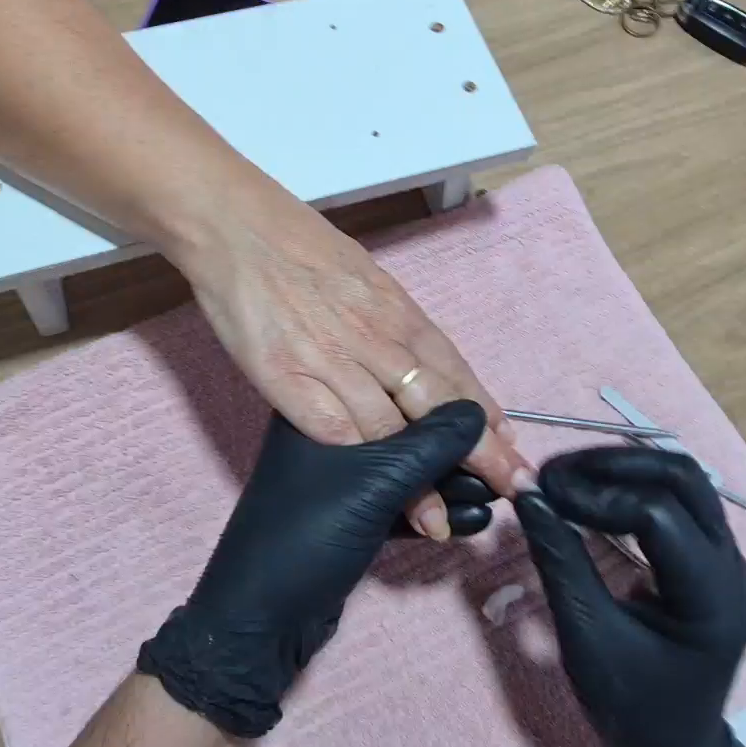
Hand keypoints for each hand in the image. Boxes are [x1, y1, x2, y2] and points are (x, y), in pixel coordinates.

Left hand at [138, 402, 489, 737]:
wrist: (257, 615)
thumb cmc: (310, 532)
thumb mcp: (375, 481)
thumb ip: (429, 443)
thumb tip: (480, 414)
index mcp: (330, 403)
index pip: (411, 397)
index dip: (466, 419)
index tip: (513, 444)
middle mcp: (337, 427)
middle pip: (417, 429)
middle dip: (469, 453)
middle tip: (515, 476)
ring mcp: (344, 471)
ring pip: (414, 465)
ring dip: (456, 483)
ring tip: (498, 498)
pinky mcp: (352, 508)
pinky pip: (403, 496)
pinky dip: (436, 507)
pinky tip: (469, 518)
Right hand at [172, 195, 533, 537]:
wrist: (236, 228)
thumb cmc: (296, 242)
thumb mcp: (360, 272)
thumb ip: (389, 317)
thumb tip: (414, 357)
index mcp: (394, 308)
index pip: (451, 368)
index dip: (483, 411)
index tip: (508, 444)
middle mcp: (374, 337)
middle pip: (436, 405)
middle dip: (478, 452)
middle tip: (509, 487)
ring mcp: (331, 361)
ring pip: (389, 430)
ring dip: (418, 479)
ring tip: (441, 518)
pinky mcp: (286, 380)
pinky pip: (334, 432)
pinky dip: (360, 466)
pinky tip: (377, 494)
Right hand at [515, 448, 745, 746]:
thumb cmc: (628, 704)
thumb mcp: (585, 636)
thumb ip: (560, 561)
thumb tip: (528, 494)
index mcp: (712, 598)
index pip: (658, 514)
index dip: (595, 495)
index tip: (544, 495)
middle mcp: (732, 568)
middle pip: (682, 478)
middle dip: (613, 464)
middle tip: (555, 473)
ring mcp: (727, 560)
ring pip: (684, 479)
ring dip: (623, 466)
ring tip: (569, 476)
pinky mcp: (710, 557)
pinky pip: (678, 498)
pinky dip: (632, 484)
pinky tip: (592, 493)